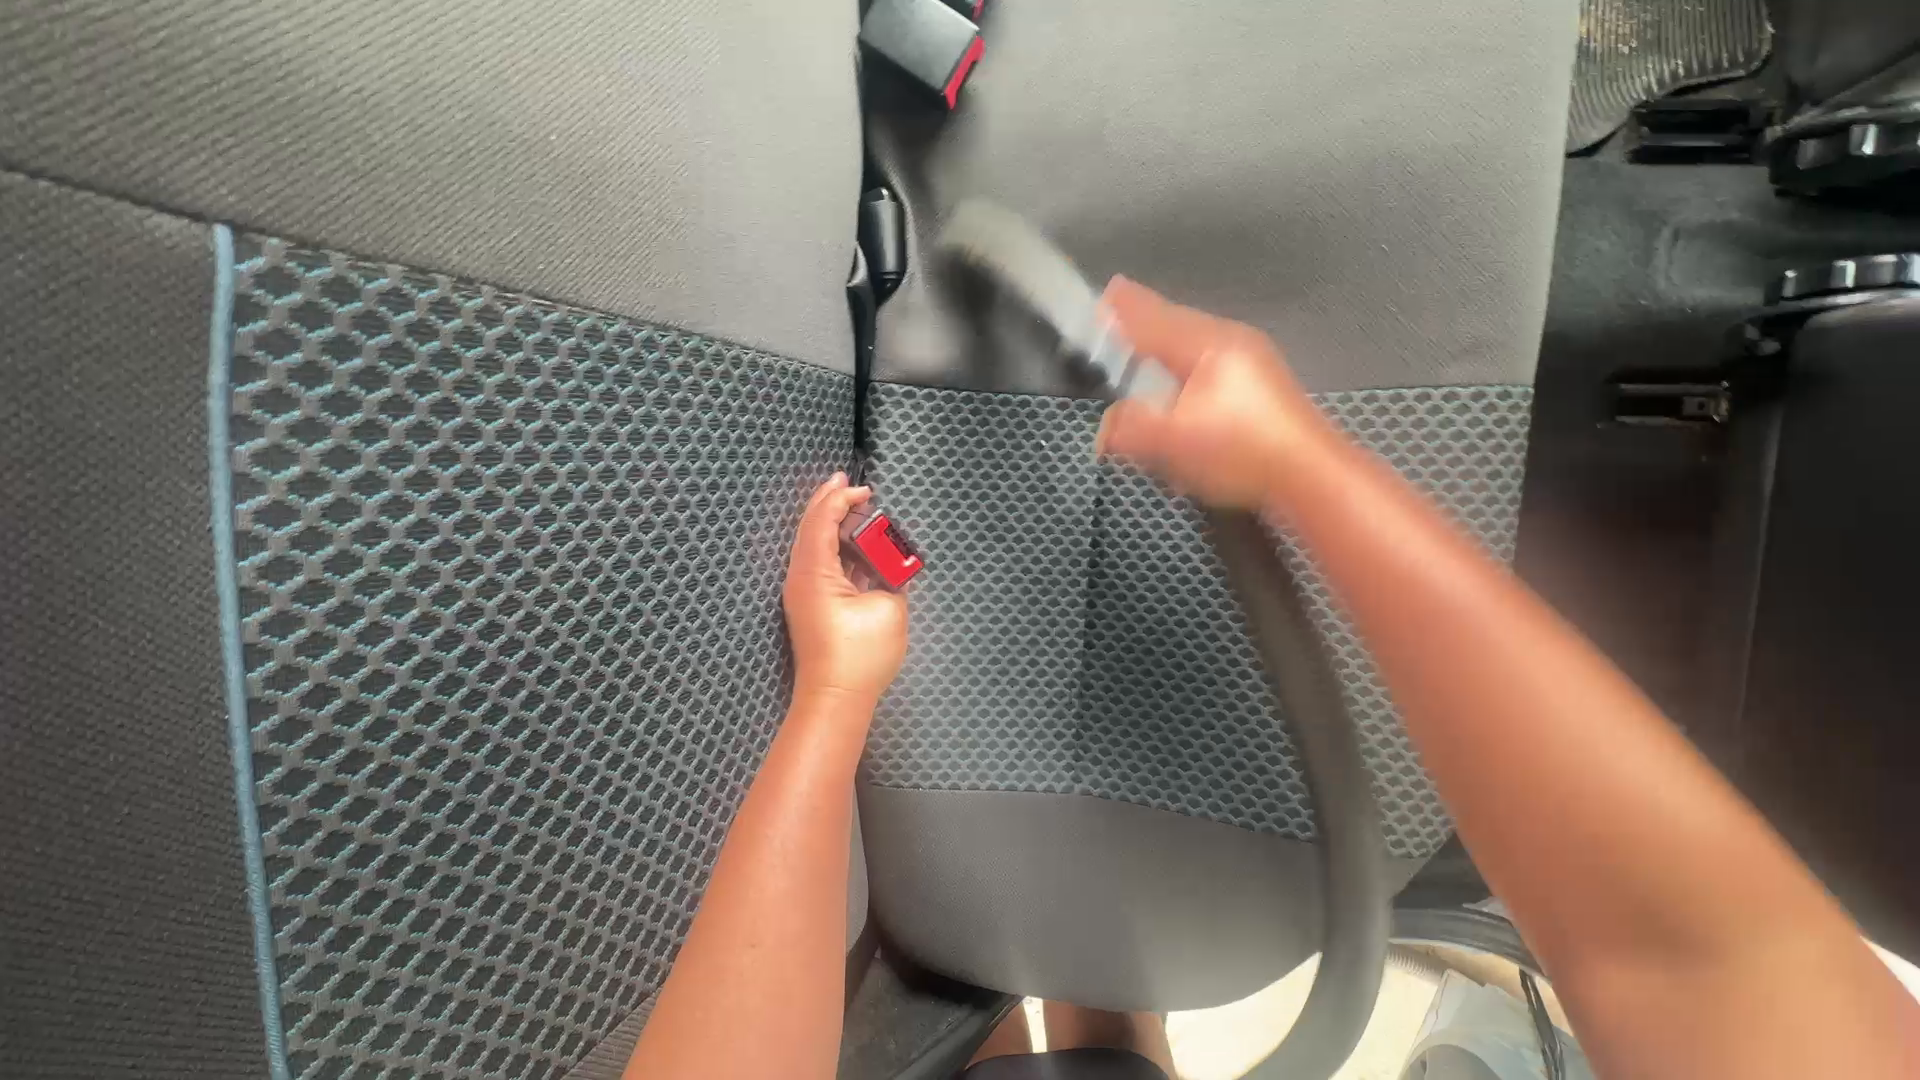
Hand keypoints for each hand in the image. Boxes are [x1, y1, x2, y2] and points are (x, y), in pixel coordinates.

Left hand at [783, 473, 909, 708]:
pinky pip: (821, 564)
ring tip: (853, 506)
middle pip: (810, 527)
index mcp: (814, 572)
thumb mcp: (888, 607)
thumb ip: (887, 576)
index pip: (822, 521)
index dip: (842, 499)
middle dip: (829, 502)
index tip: (867, 491)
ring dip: (833, 524)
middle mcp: (801, 577)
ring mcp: (804, 592)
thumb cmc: (861, 654)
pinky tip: (856, 543)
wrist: (836, 699)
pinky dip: (837, 546)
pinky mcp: (813, 606)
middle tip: (846, 480)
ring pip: (814, 545)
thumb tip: (882, 565)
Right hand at [1095, 277, 1334, 509]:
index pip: (1155, 317)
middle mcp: (1233, 342)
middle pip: (1176, 327)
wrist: (1312, 478)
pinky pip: (1210, 368)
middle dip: (1144, 325)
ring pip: (1194, 348)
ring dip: (1165, 351)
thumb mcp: (1172, 442)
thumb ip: (1129, 429)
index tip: (1106, 292)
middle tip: (1117, 320)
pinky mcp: (1262, 390)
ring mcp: (1253, 364)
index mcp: (1209, 344)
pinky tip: (1181, 392)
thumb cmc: (1242, 452)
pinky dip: (1185, 373)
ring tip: (1142, 356)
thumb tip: (1105, 429)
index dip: (1126, 308)